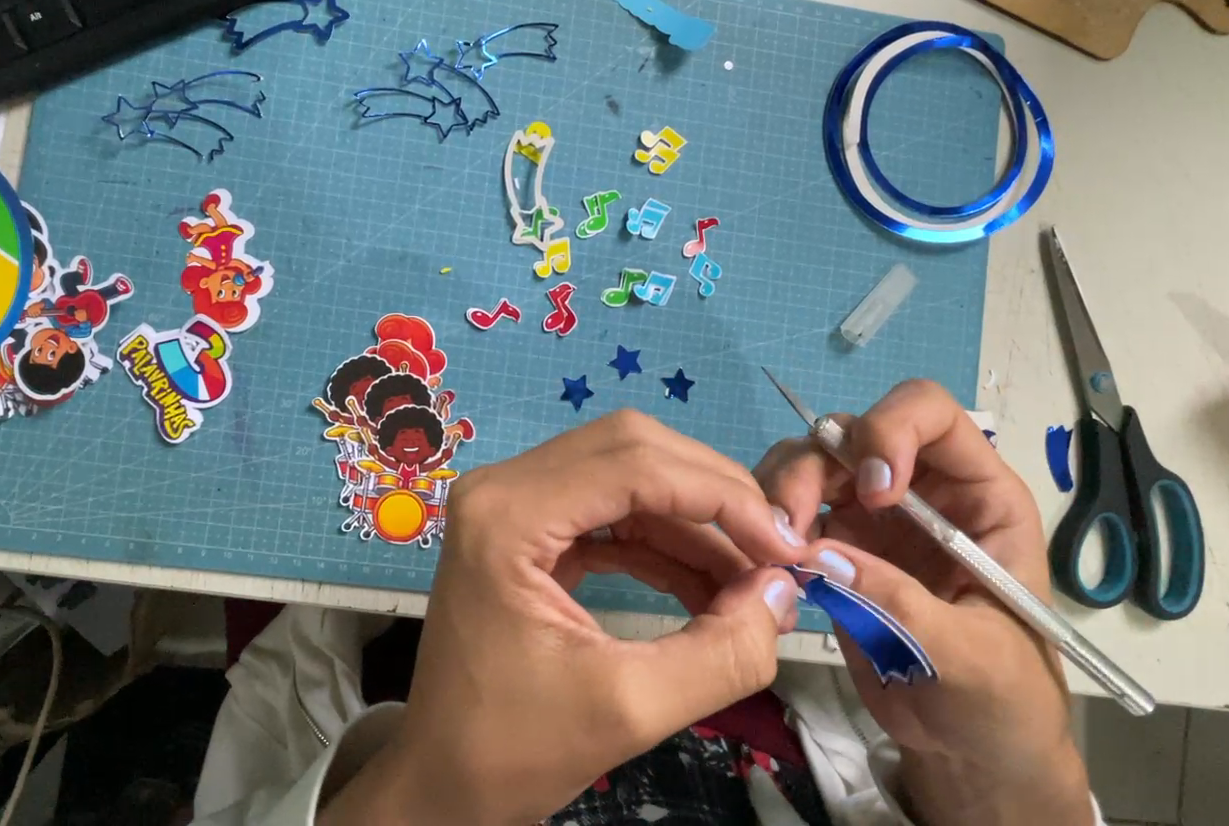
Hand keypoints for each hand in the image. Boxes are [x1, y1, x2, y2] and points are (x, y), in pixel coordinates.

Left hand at [320, 410, 809, 825]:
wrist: (442, 779)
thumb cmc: (514, 748)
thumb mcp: (629, 709)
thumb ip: (721, 652)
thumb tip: (784, 592)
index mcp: (508, 514)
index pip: (634, 464)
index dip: (721, 497)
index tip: (786, 548)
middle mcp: (505, 486)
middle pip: (630, 449)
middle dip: (710, 494)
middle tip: (772, 550)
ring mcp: (513, 501)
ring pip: (626, 474)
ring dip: (693, 522)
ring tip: (751, 581)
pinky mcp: (529, 527)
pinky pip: (610, 512)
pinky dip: (664, 542)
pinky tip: (710, 587)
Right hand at [756, 380, 1091, 824]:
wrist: (965, 745)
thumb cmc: (1001, 699)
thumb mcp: (974, 661)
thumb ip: (905, 607)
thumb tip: (822, 555)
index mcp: (974, 493)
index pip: (929, 415)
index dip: (892, 431)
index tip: (872, 493)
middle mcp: (914, 485)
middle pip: (848, 433)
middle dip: (811, 470)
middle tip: (787, 528)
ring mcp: (867, 511)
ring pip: (807, 462)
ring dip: (780, 493)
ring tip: (772, 549)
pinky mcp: (830, 539)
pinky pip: (785, 506)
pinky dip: (764, 523)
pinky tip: (765, 560)